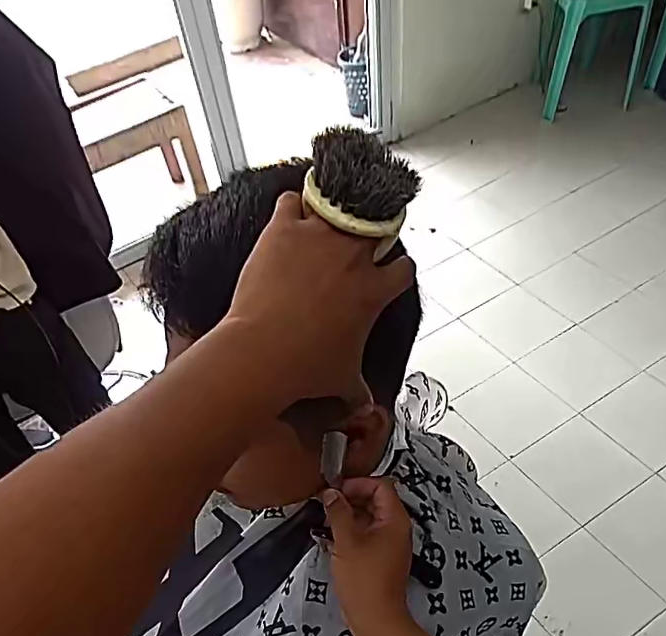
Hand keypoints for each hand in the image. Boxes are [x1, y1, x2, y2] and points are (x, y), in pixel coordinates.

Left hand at [224, 192, 416, 407]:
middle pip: (377, 225)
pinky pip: (293, 201)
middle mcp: (352, 258)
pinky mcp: (284, 230)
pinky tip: (291, 219)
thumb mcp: (344, 383)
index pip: (402, 268)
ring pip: (338, 205)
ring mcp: (318, 238)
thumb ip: (360, 390)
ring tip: (325, 223)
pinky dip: (293, 207)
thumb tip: (366, 404)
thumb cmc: (305, 367)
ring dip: (334, 213)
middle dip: (371, 233)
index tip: (387, 273)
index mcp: (374, 292)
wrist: (262, 354)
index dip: (396, 270)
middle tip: (359, 244)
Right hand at [320, 477, 416, 635]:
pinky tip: (331, 538)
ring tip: (326, 521)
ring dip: (347, 516)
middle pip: (375, 500)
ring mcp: (389, 544)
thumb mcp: (346, 542)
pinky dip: (350, 533)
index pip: (381, 485)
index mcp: (395, 520)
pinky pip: (366, 535)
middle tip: (327, 505)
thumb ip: (338, 513)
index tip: (336, 491)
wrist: (375, 617)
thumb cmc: (367, 584)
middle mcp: (396, 529)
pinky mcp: (380, 557)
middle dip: (349, 499)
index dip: (357, 484)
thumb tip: (331, 495)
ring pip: (368, 518)